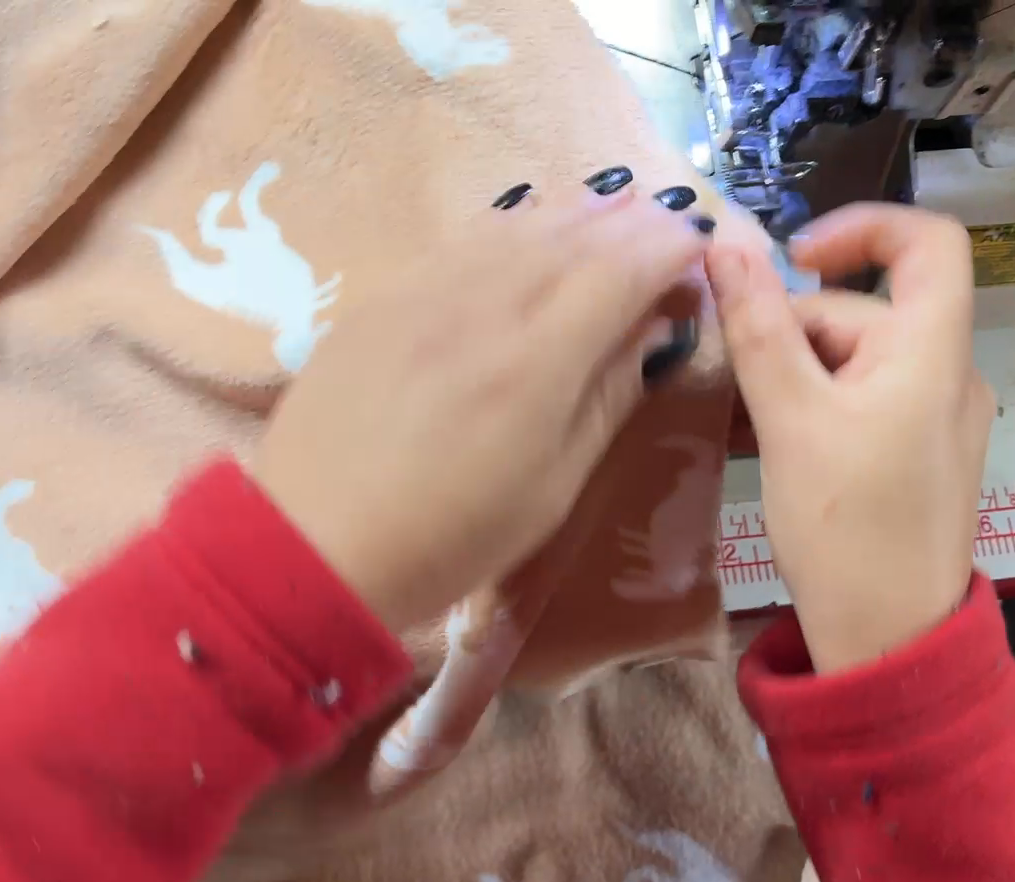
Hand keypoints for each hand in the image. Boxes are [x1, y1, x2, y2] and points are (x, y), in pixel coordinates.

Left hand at [253, 184, 710, 630]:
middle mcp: (483, 307)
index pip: (620, 274)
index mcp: (537, 363)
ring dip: (570, 211)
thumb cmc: (451, 538)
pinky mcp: (380, 300)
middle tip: (662, 211)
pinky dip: (505, 223)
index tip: (698, 243)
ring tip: (607, 201)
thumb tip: (653, 333)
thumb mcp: (552, 488)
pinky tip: (521, 222)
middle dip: (627, 220)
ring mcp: (423, 294)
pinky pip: (459, 241)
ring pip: (513, 227)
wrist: (316, 546)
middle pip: (571, 238)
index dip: (667, 249)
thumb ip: (606, 400)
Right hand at [707, 204, 992, 672]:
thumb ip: (758, 329)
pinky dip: (812, 409)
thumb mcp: (791, 420)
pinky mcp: (913, 460)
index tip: (792, 256)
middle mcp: (944, 376)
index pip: (927, 242)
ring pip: (853, 366)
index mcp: (931, 352)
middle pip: (863, 316)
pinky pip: (860, 408)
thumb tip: (726, 245)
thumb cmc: (844, 523)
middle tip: (728, 377)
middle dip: (791, 333)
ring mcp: (931, 422)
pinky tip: (766, 439)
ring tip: (738, 416)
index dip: (862, 227)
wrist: (887, 636)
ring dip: (792, 376)